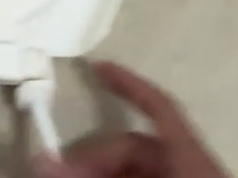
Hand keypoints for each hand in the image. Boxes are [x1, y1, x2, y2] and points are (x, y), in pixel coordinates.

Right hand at [33, 61, 230, 177]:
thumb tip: (43, 165)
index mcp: (192, 163)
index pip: (159, 107)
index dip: (128, 84)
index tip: (94, 69)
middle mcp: (194, 173)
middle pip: (137, 150)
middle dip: (95, 160)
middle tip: (61, 174)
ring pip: (137, 176)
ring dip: (103, 176)